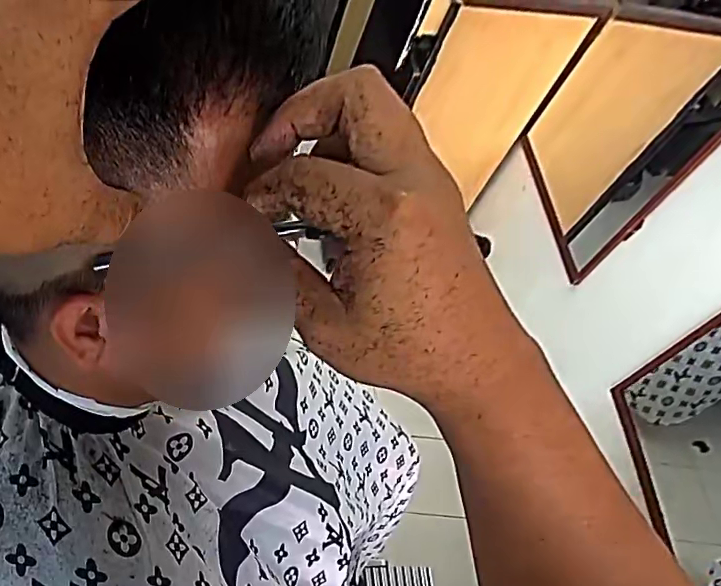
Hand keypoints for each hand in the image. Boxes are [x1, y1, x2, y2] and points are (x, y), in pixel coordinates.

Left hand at [0, 0, 140, 259]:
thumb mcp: (69, 213)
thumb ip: (117, 210)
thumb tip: (129, 209)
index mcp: (55, 24)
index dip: (136, 13)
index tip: (139, 23)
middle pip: (60, 1)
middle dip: (86, 18)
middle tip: (97, 31)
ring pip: (7, 5)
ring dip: (32, 24)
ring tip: (41, 69)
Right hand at [243, 67, 536, 409]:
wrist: (470, 358)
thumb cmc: (417, 348)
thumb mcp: (327, 327)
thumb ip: (283, 279)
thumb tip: (255, 249)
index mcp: (385, 215)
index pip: (304, 173)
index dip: (264, 190)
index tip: (249, 210)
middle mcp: (414, 183)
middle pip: (354, 93)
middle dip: (298, 114)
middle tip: (269, 151)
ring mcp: (430, 182)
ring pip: (375, 110)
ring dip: (326, 133)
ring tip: (296, 177)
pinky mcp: (433, 192)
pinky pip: (387, 145)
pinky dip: (350, 157)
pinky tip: (328, 205)